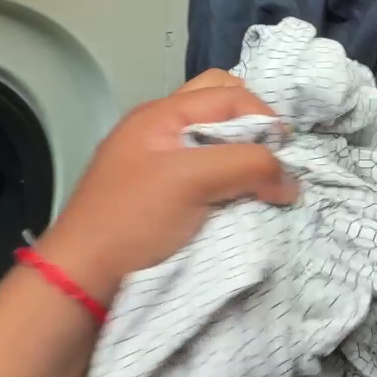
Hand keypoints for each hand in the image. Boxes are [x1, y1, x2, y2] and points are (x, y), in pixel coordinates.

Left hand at [34, 70, 298, 301]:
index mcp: (162, 114)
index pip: (231, 94)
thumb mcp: (193, 180)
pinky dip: (234, 178)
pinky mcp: (168, 193)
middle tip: (270, 158)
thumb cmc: (133, 219)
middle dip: (255, 128)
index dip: (264, 119)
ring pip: (220, 140)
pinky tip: (242, 197)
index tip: (283, 155)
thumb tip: (292, 180)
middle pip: (224, 106)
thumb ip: (249, 165)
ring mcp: (164, 161)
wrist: (84, 281)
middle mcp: (163, 129)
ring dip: (245, 156)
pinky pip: (213, 170)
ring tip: (260, 181)